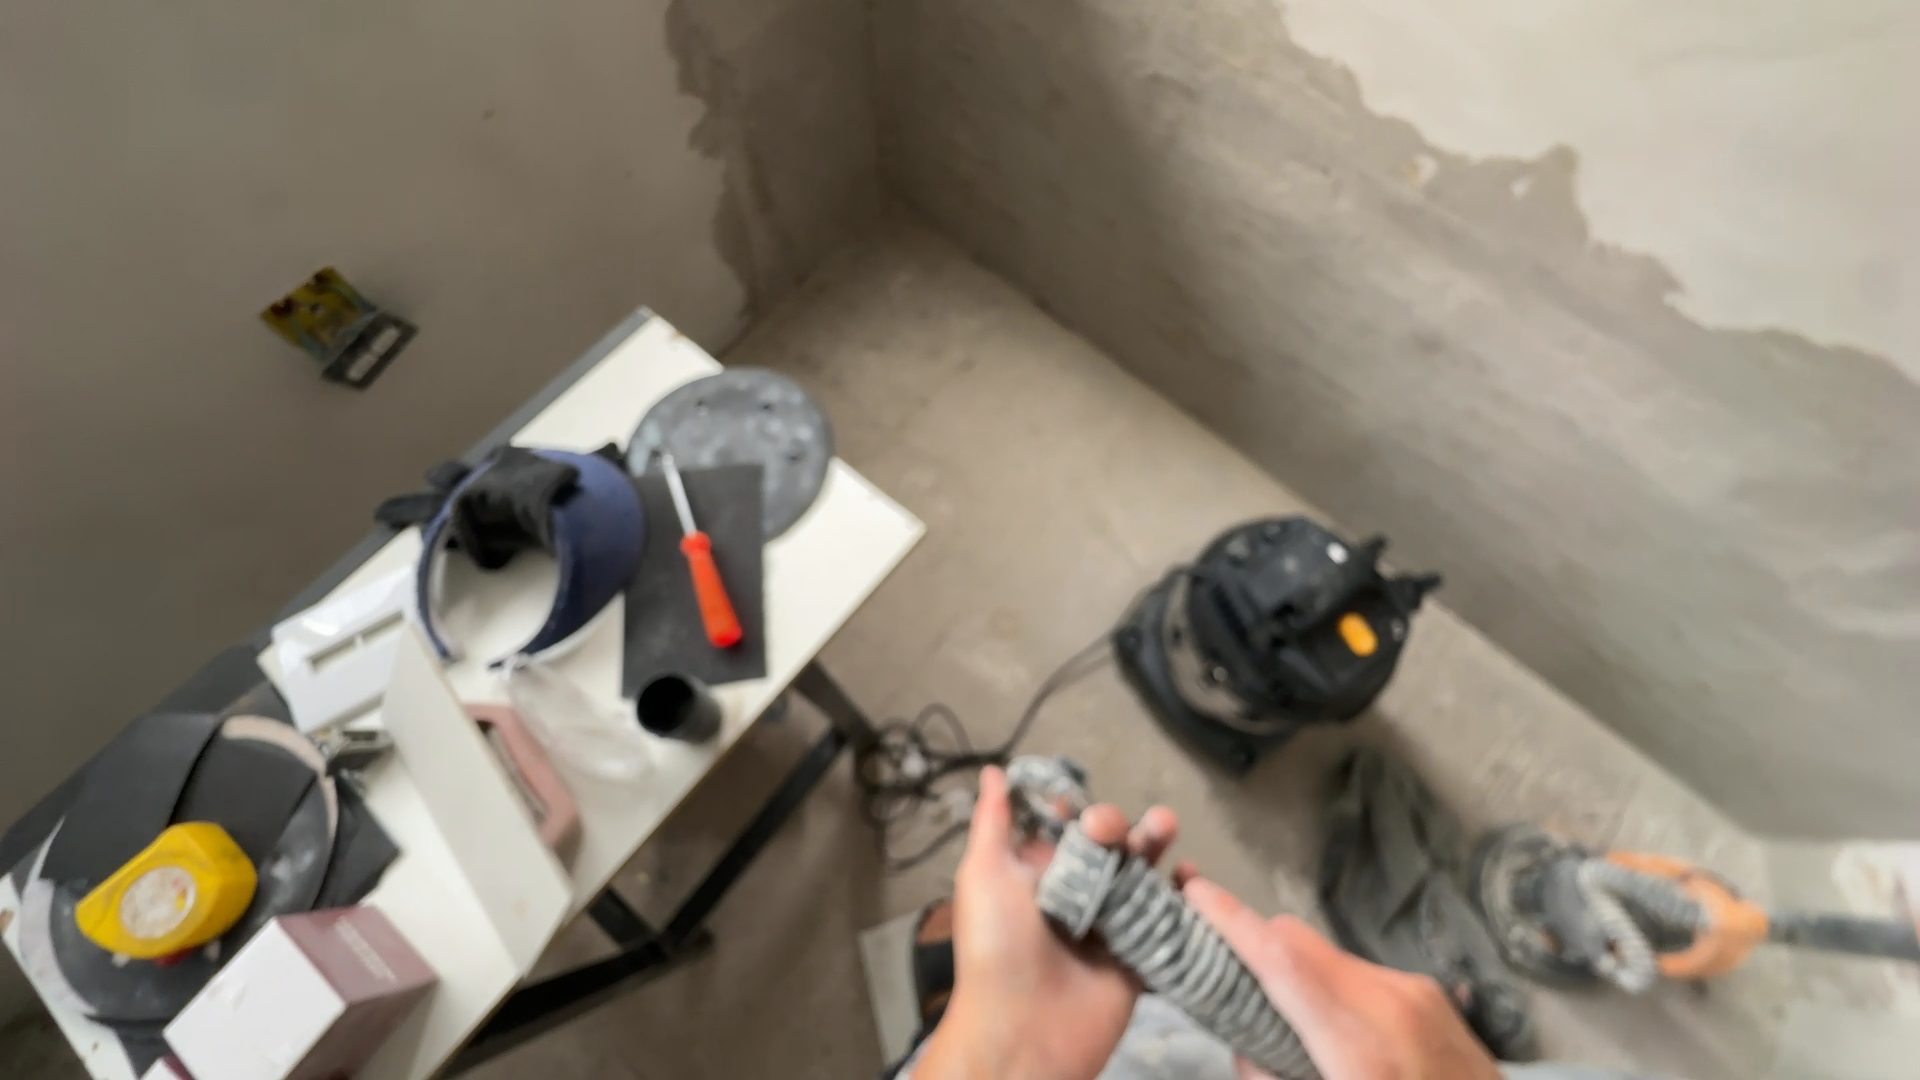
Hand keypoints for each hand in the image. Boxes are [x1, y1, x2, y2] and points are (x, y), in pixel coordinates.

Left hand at [914, 766, 1178, 1079]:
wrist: (1022, 1032)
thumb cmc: (996, 946)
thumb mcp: (983, 873)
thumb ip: (993, 820)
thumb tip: (994, 770)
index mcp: (1039, 872)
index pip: (1065, 827)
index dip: (1075, 808)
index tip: (1079, 804)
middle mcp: (1075, 893)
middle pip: (1108, 846)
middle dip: (1118, 825)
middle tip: (1115, 829)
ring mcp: (1108, 925)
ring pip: (1139, 876)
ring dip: (1154, 847)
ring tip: (1167, 824)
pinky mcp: (1136, 957)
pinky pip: (1164, 924)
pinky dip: (1182, 901)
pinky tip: (1191, 879)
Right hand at [1183, 877, 1502, 1079]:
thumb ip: (1268, 1079)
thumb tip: (1243, 1041)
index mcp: (1363, 1049)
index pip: (1281, 958)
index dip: (1230, 918)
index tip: (1189, 889)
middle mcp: (1390, 1003)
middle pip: (1296, 941)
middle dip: (1253, 943)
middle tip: (1225, 969)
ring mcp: (1418, 994)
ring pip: (1325, 953)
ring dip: (1295, 970)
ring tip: (1291, 1018)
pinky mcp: (1434, 996)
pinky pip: (1358, 971)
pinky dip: (1331, 985)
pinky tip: (1341, 1029)